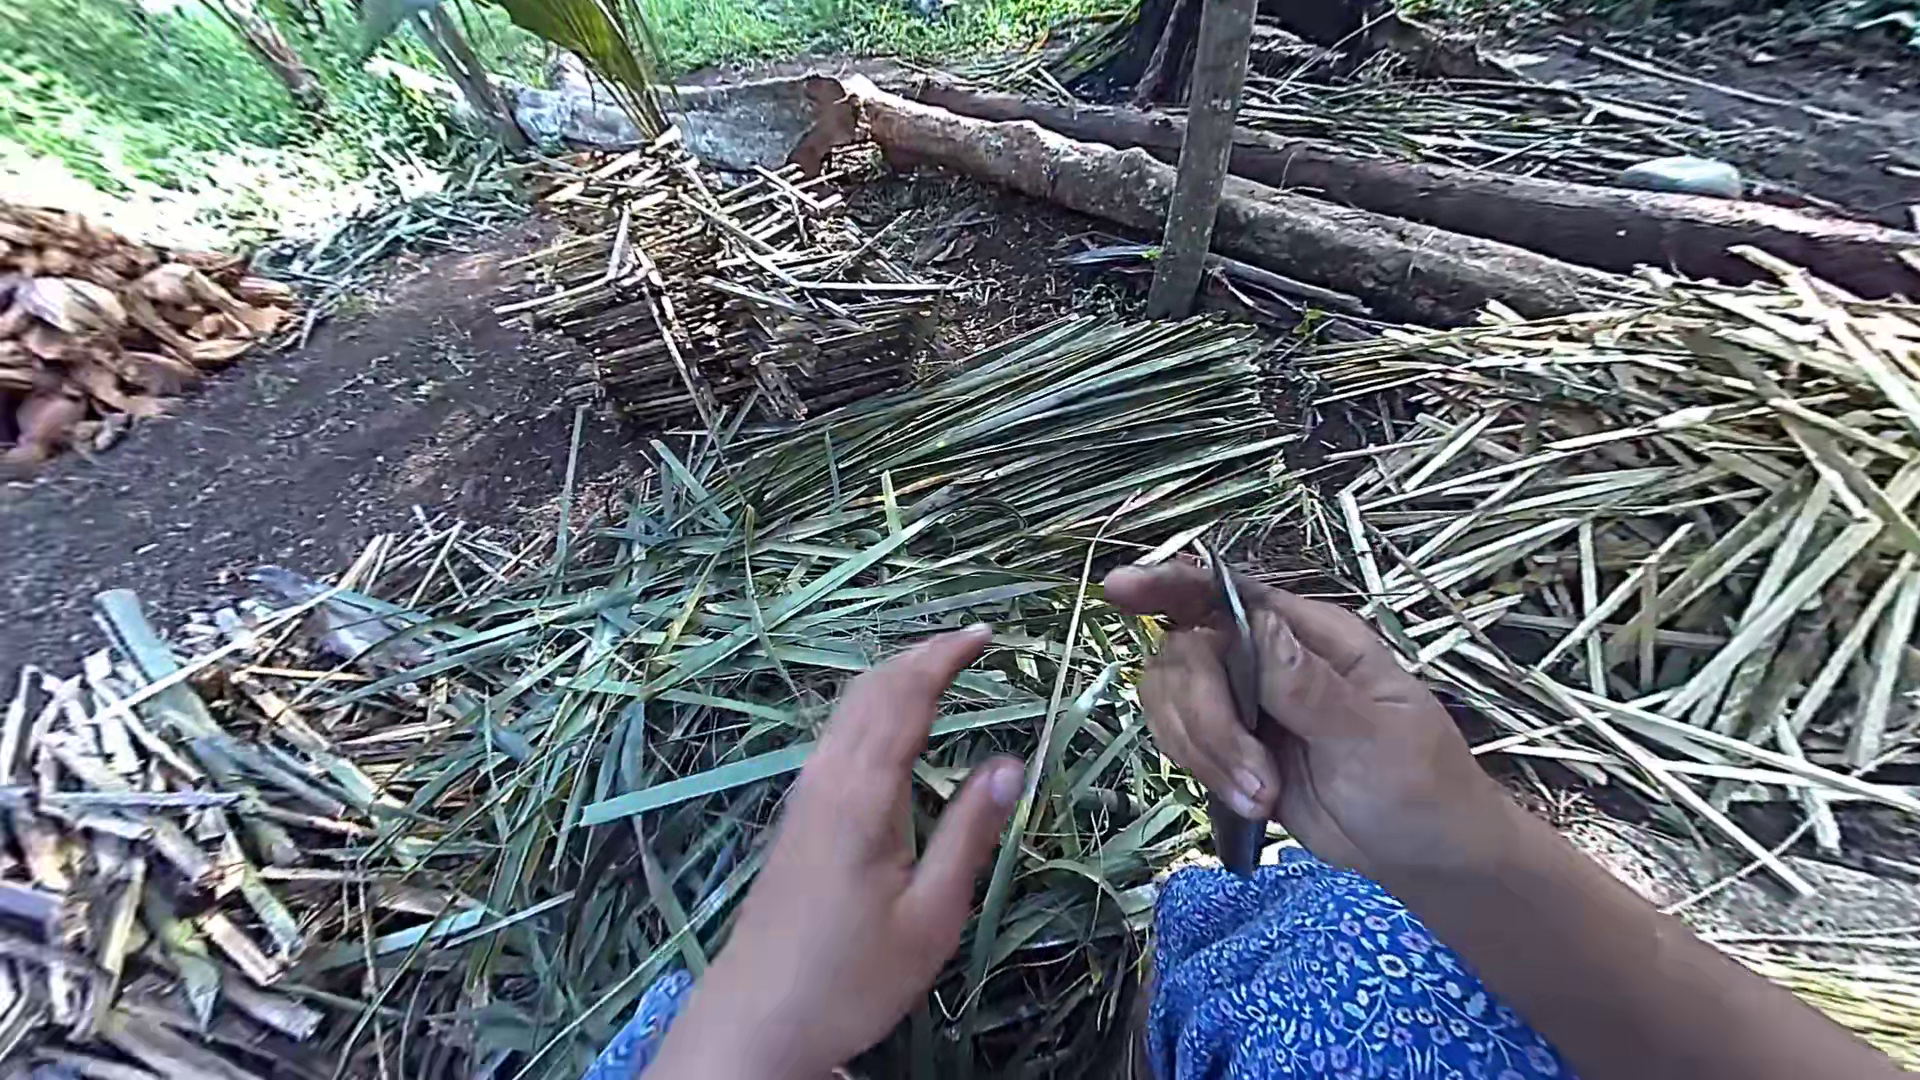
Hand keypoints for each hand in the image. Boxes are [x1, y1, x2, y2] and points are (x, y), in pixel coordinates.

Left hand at [649, 625, 1022, 1079]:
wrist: (756, 1019)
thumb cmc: (853, 974)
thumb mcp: (931, 914)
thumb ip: (970, 831)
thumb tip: (1010, 763)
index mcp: (866, 791)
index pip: (908, 695)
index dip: (946, 656)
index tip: (984, 634)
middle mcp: (831, 771)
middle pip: (876, 686)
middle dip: (924, 652)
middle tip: (971, 639)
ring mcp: (809, 784)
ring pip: (853, 701)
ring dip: (898, 670)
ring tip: (940, 661)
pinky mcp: (801, 801)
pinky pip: (841, 724)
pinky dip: (876, 696)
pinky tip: (892, 711)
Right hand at [1103, 563, 1513, 880]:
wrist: (1417, 855)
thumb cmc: (1420, 786)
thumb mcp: (1378, 738)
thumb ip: (1311, 686)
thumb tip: (1257, 625)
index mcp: (1305, 634)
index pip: (1226, 592)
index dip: (1169, 582)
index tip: (1120, 589)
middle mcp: (1258, 654)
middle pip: (1184, 653)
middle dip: (1205, 718)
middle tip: (1255, 777)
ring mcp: (1234, 696)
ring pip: (1167, 695)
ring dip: (1201, 750)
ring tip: (1258, 796)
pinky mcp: (1219, 737)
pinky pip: (1173, 733)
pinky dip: (1197, 766)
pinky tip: (1247, 801)